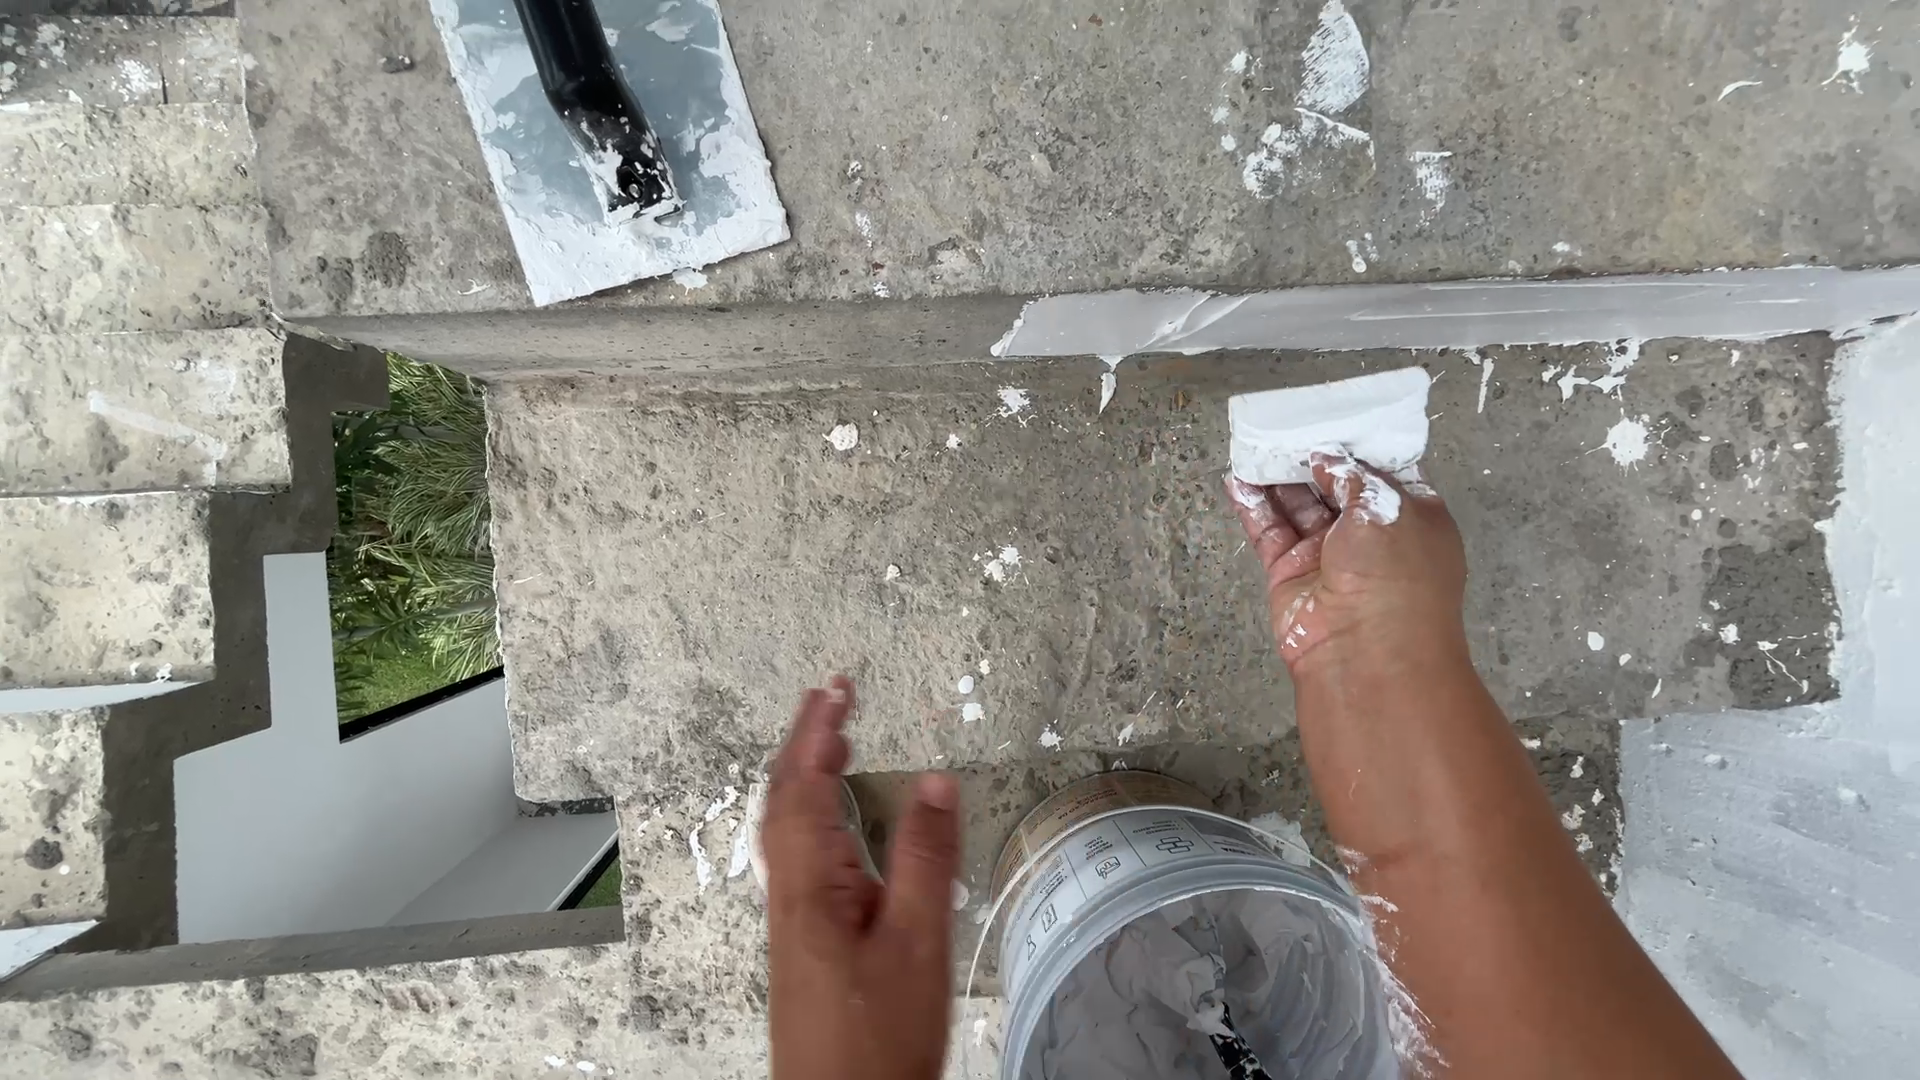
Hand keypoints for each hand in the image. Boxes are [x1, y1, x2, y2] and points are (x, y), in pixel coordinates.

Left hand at [766, 675, 961, 1079]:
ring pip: (789, 822)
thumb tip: (935, 779)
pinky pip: (801, 848)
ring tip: (837, 738)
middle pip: (785, 796)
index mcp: (809, 882)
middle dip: (807, 739)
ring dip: (808, 771)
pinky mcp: (805, 930)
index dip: (818, 728)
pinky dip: (816, 808)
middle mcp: (791, 888)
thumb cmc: (878, 1036)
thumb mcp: (916, 942)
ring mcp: (793, 911)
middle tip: (835, 696)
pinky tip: (836, 814)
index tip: (836, 685)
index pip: (804, 784)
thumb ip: (925, 857)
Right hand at [1227, 450, 1467, 678]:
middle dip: (1308, 459)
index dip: (1354, 446)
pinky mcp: (1289, 571)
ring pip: (1295, 507)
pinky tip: (1236, 480)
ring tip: (1252, 445)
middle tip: (1280, 427)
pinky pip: (1269, 531)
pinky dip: (1252, 506)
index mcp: (1410, 517)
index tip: (1329, 417)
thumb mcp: (1387, 508)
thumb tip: (1324, 458)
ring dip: (1275, 478)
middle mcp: (1368, 535)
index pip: (1380, 472)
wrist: (1364, 650)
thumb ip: (1352, 475)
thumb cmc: (1394, 574)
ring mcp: (1325, 554)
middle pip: (1331, 487)